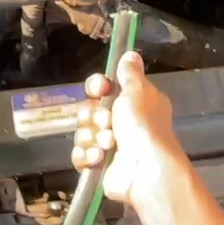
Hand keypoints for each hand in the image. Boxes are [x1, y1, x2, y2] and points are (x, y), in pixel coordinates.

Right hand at [72, 51, 186, 208]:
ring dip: (93, 137)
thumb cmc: (143, 125)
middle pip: (88, 110)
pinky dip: (87, 156)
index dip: (96, 87)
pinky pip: (79, 155)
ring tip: (108, 145)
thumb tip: (131, 54)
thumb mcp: (138, 91)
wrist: (144, 170)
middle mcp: (122, 122)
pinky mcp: (99, 166)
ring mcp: (109, 146)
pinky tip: (98, 158)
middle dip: (94, 116)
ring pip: (82, 132)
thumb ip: (130, 73)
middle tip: (108, 123)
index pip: (102, 88)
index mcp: (133, 103)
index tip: (100, 89)